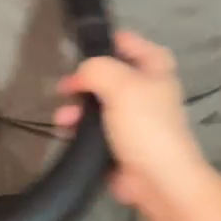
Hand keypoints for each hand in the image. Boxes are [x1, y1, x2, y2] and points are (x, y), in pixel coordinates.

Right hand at [54, 31, 208, 206]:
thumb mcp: (120, 84)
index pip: (132, 43)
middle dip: (85, 79)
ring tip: (62, 116)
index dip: (109, 41)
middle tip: (67, 84)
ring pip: (98, 103)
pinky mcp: (120, 143)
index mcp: (155, 69)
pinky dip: (79, 128)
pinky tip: (65, 130)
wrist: (158, 180)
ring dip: (77, 107)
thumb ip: (96, 69)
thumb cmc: (145, 124)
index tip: (84, 45)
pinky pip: (94, 129)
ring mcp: (132, 119)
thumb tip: (79, 76)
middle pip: (110, 75)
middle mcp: (145, 91)